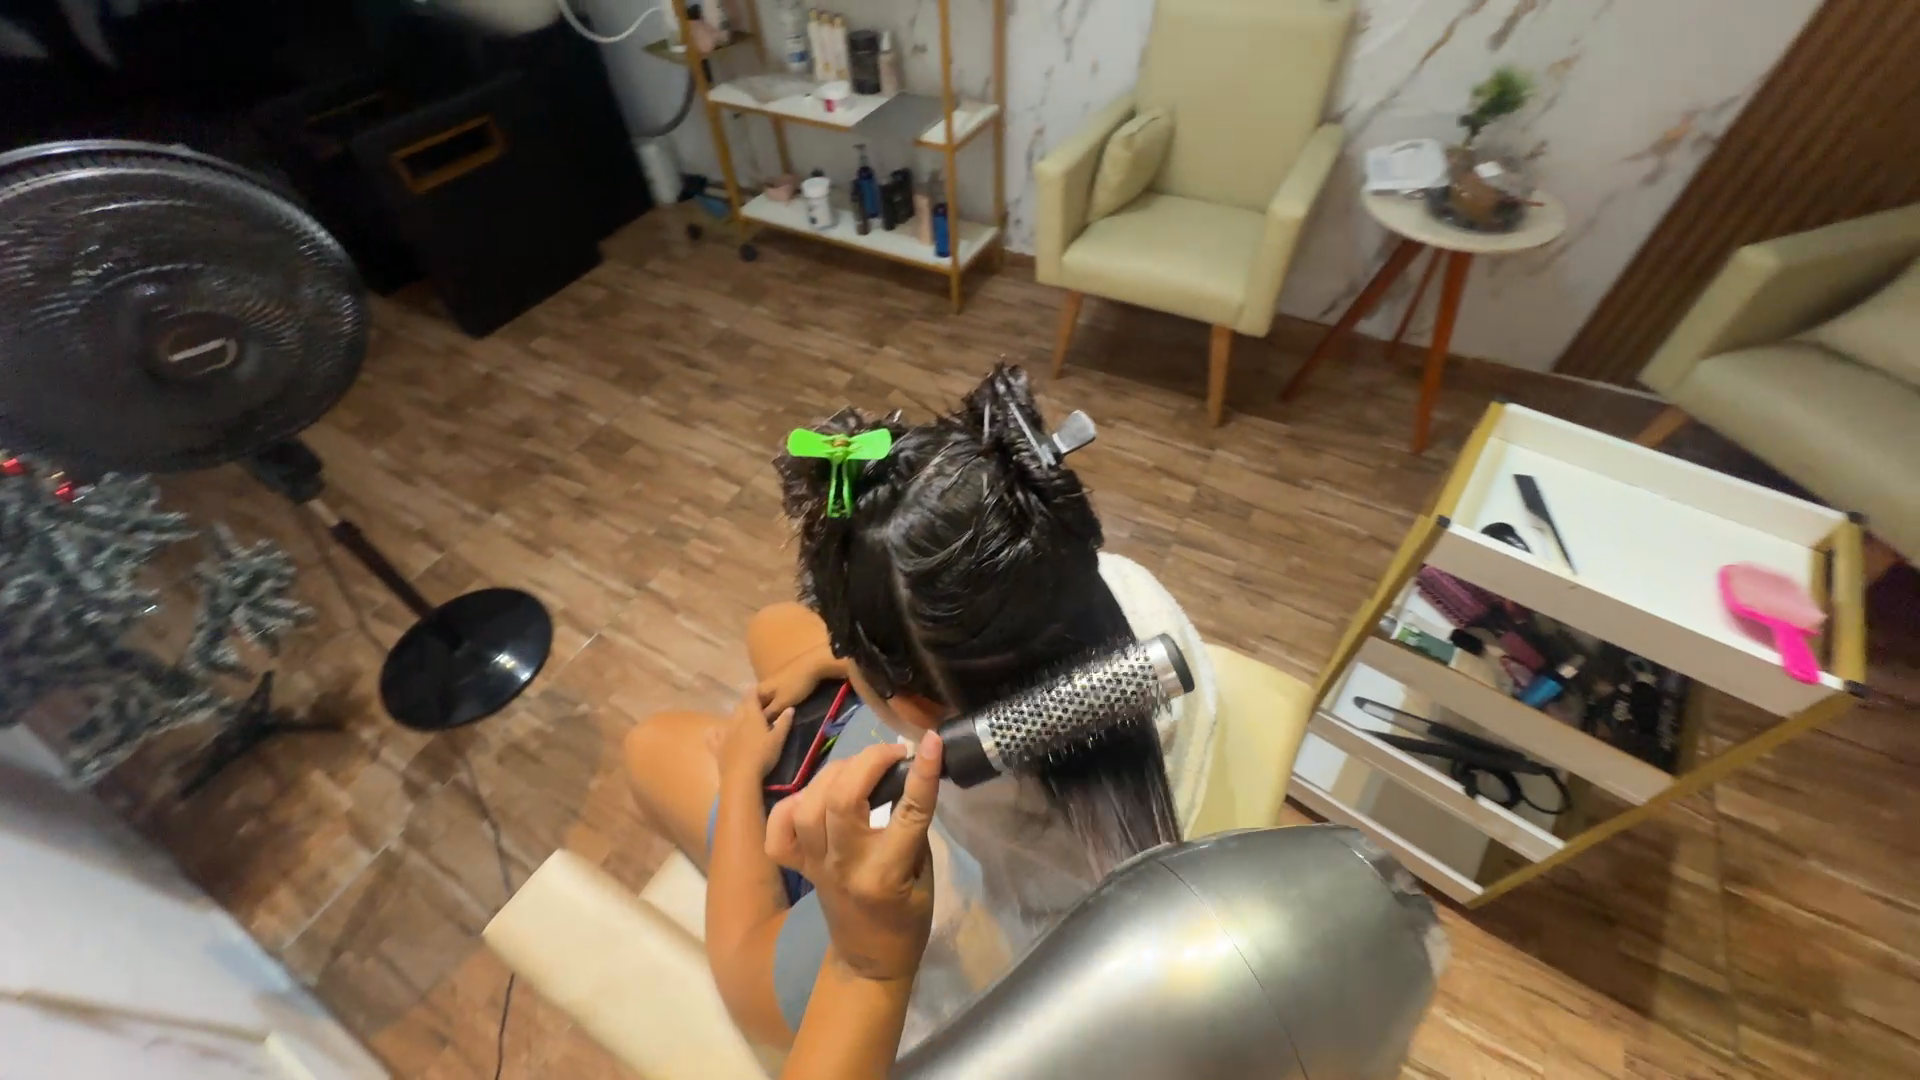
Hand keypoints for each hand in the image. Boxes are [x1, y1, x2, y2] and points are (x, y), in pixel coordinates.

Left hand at [715, 692, 793, 786]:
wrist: (741, 776)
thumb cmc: (763, 756)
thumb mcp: (779, 739)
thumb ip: (784, 723)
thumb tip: (790, 708)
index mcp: (752, 717)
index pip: (751, 698)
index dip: (753, 691)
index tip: (756, 687)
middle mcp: (736, 721)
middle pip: (739, 707)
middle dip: (745, 703)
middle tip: (753, 704)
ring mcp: (725, 734)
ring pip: (728, 719)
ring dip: (734, 716)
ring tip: (739, 718)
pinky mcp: (717, 748)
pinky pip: (712, 736)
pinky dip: (713, 732)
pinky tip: (714, 731)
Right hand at [757, 647, 842, 718]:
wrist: (815, 664)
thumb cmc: (797, 685)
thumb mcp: (783, 702)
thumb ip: (770, 712)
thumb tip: (759, 722)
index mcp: (761, 688)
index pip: (749, 704)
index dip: (751, 716)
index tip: (755, 728)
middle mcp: (765, 682)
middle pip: (759, 700)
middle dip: (760, 711)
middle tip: (766, 726)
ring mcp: (777, 678)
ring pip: (769, 696)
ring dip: (770, 706)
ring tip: (774, 719)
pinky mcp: (787, 677)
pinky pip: (778, 692)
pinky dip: (778, 700)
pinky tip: (784, 707)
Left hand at [765, 732, 942, 983]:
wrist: (868, 962)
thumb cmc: (908, 917)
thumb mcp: (926, 872)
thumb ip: (914, 823)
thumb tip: (909, 772)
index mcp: (886, 873)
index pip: (907, 812)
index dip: (921, 772)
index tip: (929, 740)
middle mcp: (845, 865)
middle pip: (844, 799)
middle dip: (869, 761)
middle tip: (891, 753)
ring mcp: (815, 865)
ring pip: (809, 805)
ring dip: (835, 773)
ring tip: (859, 767)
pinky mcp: (797, 866)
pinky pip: (779, 828)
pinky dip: (793, 802)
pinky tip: (817, 793)